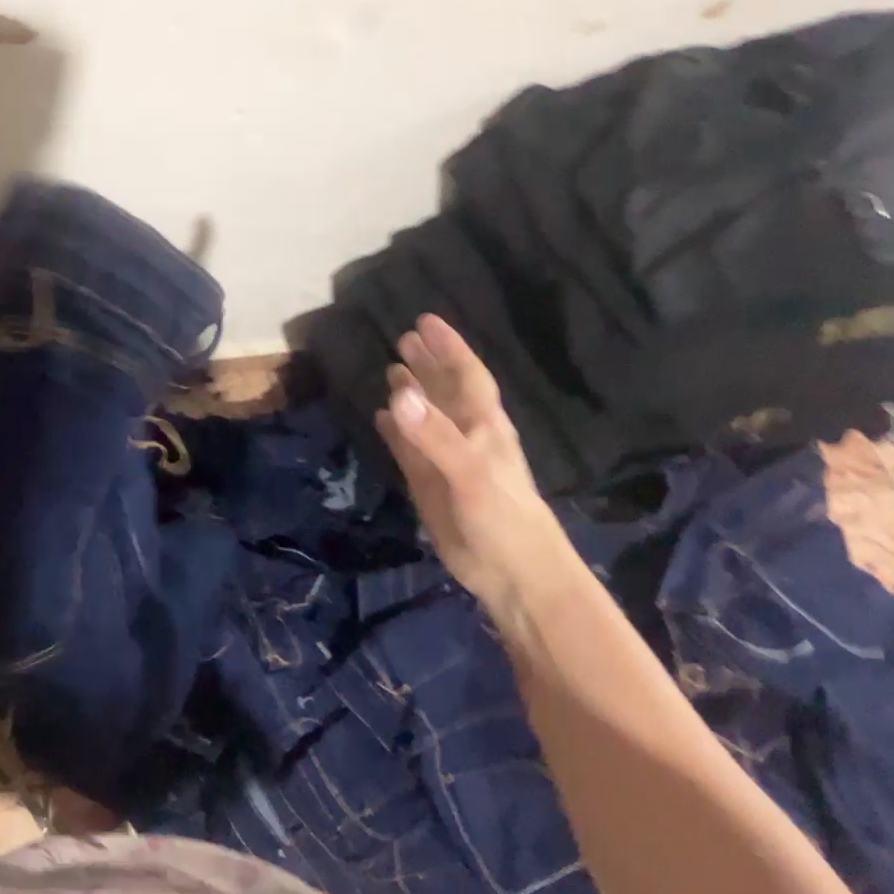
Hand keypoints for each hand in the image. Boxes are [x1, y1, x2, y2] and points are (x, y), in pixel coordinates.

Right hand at [375, 315, 582, 621]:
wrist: (512, 572)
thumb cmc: (502, 516)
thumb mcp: (470, 471)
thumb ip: (433, 435)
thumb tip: (397, 395)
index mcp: (483, 426)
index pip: (466, 375)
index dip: (448, 348)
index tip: (425, 321)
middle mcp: (464, 435)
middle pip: (445, 391)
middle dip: (427, 364)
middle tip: (403, 338)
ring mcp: (445, 460)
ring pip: (425, 417)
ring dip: (410, 394)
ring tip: (391, 370)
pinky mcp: (429, 484)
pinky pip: (408, 448)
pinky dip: (395, 431)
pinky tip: (381, 417)